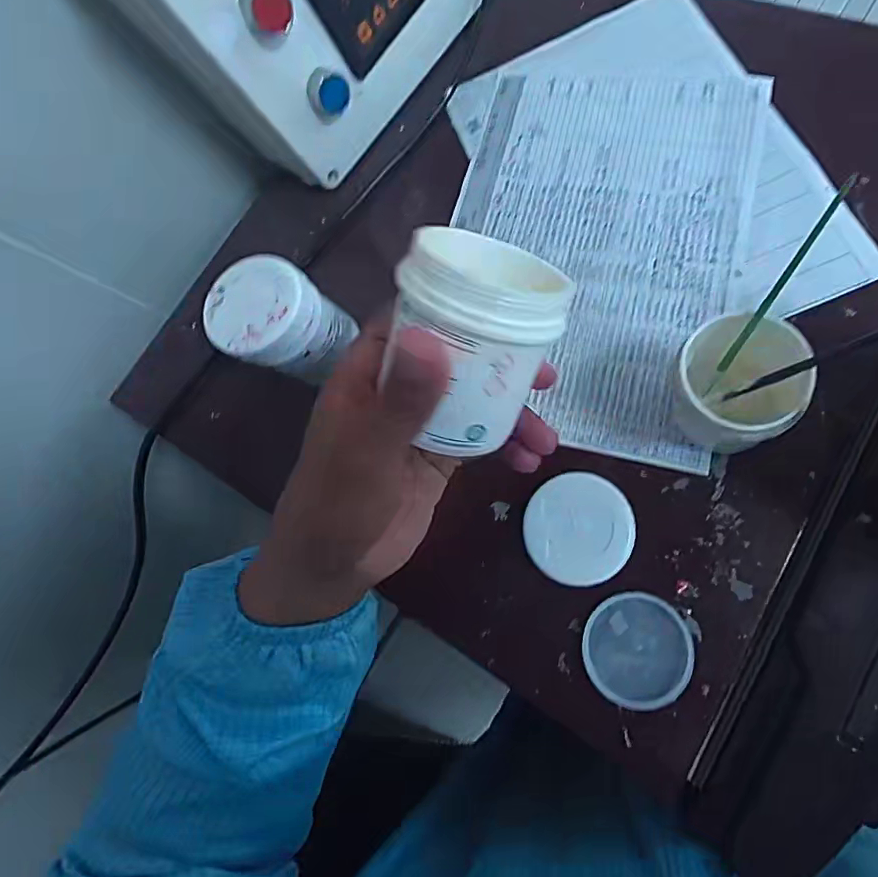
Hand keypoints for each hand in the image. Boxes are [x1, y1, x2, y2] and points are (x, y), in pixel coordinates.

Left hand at [238, 320, 560, 625]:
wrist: (330, 566)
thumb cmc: (337, 503)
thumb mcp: (369, 452)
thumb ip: (402, 401)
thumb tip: (434, 341)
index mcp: (367, 376)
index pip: (406, 324)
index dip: (449, 312)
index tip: (498, 310)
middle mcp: (394, 392)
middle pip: (452, 361)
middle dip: (499, 367)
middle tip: (544, 376)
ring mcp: (417, 425)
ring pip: (471, 402)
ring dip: (510, 414)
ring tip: (546, 437)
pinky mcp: (435, 457)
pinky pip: (476, 439)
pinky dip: (504, 446)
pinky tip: (528, 461)